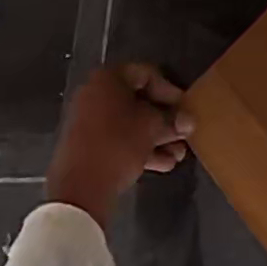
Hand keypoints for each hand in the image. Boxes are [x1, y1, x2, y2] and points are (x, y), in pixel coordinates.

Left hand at [46, 63, 194, 228]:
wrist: (78, 191)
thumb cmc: (118, 144)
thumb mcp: (152, 128)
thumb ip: (172, 120)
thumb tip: (187, 121)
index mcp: (107, 79)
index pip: (146, 74)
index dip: (170, 90)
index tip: (185, 108)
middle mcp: (95, 95)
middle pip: (139, 101)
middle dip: (165, 119)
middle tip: (185, 134)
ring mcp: (89, 122)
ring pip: (130, 124)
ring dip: (157, 137)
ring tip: (179, 155)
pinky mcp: (87, 147)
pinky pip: (119, 140)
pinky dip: (140, 148)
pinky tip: (164, 165)